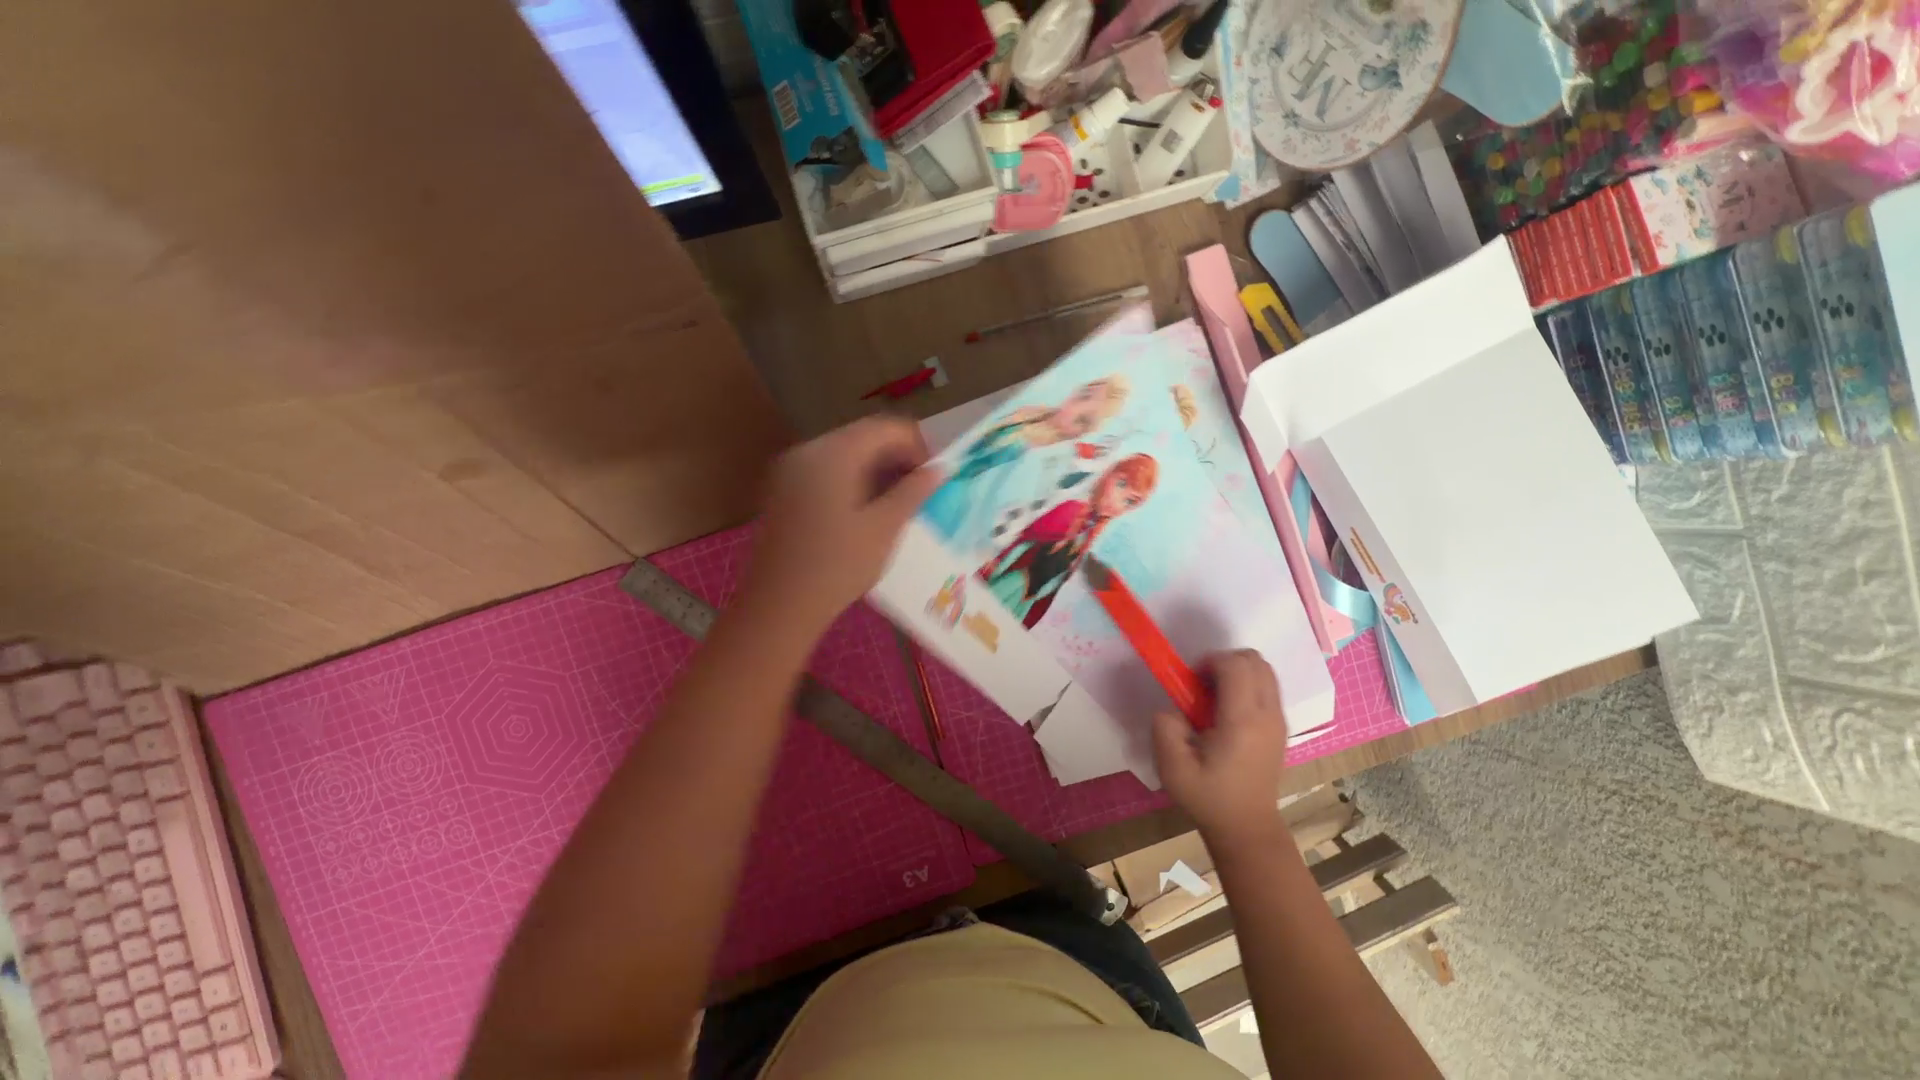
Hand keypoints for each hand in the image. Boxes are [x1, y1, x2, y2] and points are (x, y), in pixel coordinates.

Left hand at [744, 416, 941, 627]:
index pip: (886, 427)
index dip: (917, 445)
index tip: (933, 478)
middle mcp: (808, 450)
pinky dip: (851, 481)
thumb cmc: (838, 566)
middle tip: (919, 493)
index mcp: (834, 452)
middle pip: (863, 436)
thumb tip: (939, 468)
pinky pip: (825, 471)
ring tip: (896, 505)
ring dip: (875, 470)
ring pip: (844, 454)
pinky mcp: (783, 490)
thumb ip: (913, 491)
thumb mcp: (884, 528)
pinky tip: (865, 513)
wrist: (779, 605)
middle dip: (896, 458)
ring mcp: (791, 470)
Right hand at [1152, 650, 1289, 844]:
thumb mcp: (1172, 768)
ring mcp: (1278, 720)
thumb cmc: (1208, 797)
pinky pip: (1268, 687)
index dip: (1209, 662)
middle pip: (1254, 660)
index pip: (1235, 666)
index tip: (1191, 682)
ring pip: (1264, 670)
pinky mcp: (1281, 727)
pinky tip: (1229, 712)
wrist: (1246, 826)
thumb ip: (1165, 728)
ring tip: (1215, 697)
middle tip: (1202, 686)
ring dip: (1238, 672)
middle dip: (1225, 662)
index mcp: (1241, 721)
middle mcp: (1267, 714)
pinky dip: (1248, 685)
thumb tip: (1174, 709)